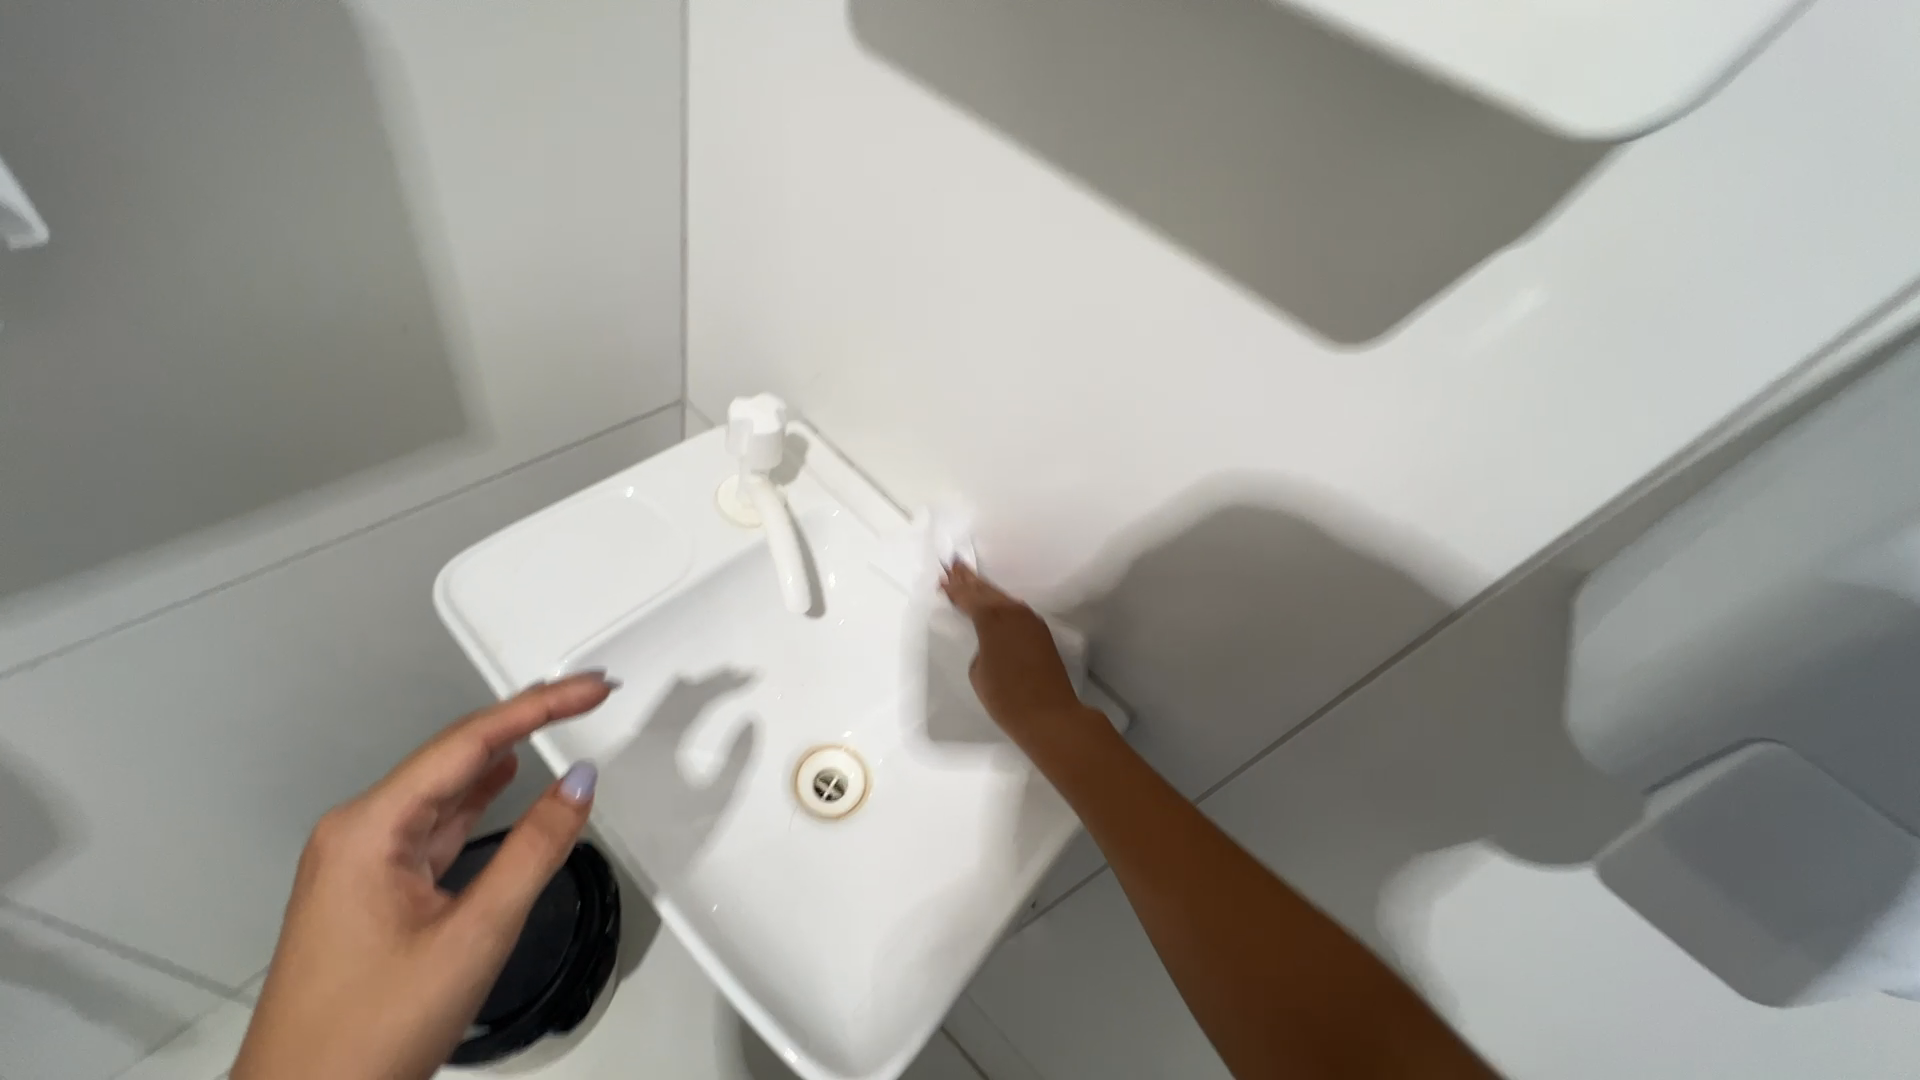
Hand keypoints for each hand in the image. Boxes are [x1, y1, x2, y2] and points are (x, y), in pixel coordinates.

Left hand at [232, 672, 616, 1079]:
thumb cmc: (369, 1034)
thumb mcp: (475, 934)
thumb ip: (536, 848)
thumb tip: (580, 782)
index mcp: (370, 830)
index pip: (471, 743)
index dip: (540, 706)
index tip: (590, 689)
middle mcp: (361, 831)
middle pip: (458, 751)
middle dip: (527, 717)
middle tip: (586, 695)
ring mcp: (366, 857)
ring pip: (450, 781)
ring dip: (510, 749)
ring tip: (560, 719)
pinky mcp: (378, 883)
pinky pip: (440, 816)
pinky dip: (484, 790)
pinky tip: (508, 775)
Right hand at [940, 562, 1094, 737]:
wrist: (1050, 715)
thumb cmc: (1006, 698)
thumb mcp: (978, 672)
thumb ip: (981, 648)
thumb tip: (991, 642)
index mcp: (992, 620)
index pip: (968, 598)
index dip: (954, 589)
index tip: (943, 578)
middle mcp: (1012, 613)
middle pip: (986, 591)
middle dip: (969, 579)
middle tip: (954, 565)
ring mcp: (1030, 621)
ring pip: (1002, 599)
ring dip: (985, 590)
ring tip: (969, 579)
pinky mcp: (1040, 633)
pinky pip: (1015, 611)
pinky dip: (1000, 604)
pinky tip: (994, 603)